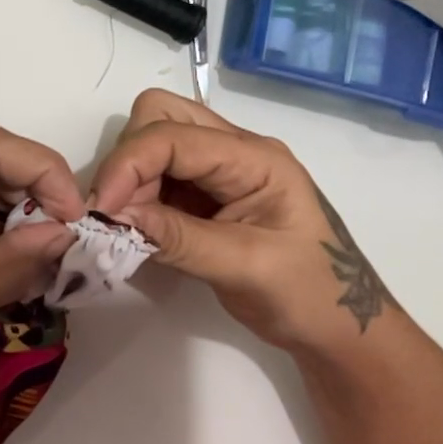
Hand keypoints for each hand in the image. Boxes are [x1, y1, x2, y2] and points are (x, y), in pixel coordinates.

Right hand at [90, 89, 397, 351]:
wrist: (340, 327)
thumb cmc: (309, 296)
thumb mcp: (245, 268)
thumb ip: (178, 238)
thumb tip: (112, 216)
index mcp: (255, 158)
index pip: (172, 136)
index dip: (128, 165)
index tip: (102, 210)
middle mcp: (234, 151)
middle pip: (160, 116)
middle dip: (128, 158)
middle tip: (121, 212)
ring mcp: (219, 171)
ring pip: (153, 142)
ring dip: (130, 179)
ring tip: (131, 228)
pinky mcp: (204, 194)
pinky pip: (156, 176)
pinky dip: (137, 196)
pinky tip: (140, 230)